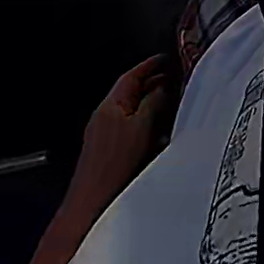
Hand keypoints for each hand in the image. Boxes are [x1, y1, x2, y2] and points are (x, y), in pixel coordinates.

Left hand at [66, 55, 174, 215]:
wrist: (91, 206)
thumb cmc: (113, 167)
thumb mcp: (141, 128)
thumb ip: (153, 103)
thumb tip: (163, 87)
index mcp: (111, 105)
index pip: (131, 76)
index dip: (149, 65)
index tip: (163, 58)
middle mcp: (105, 116)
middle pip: (131, 92)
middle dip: (152, 84)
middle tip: (172, 79)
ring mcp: (104, 134)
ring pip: (131, 111)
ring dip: (150, 105)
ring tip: (170, 104)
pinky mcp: (108, 151)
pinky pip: (129, 128)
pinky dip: (145, 125)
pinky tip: (158, 135)